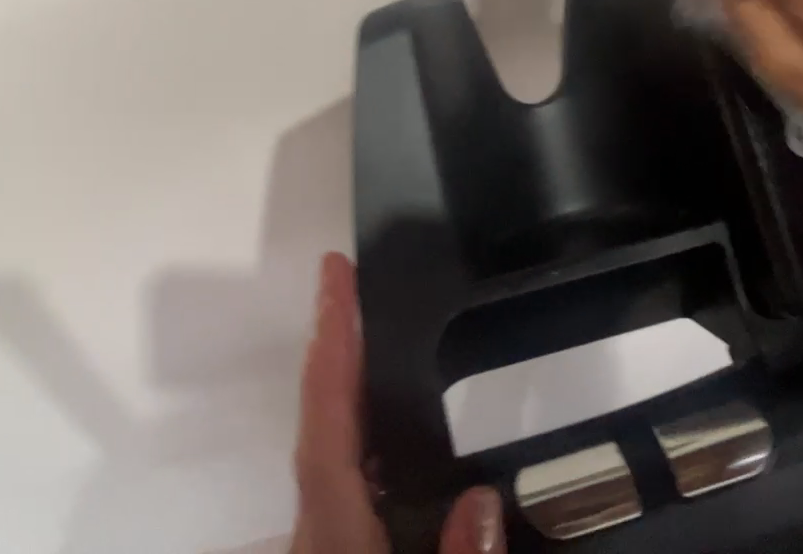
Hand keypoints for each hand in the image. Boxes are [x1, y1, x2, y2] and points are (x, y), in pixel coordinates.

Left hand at [291, 252, 503, 553]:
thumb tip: (482, 499)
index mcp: (334, 532)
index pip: (328, 421)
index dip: (332, 340)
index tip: (335, 276)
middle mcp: (319, 522)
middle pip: (323, 414)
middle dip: (335, 339)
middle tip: (352, 276)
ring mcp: (324, 531)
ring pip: (330, 435)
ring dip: (346, 372)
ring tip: (369, 317)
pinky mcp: (338, 539)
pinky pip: (345, 460)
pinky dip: (358, 415)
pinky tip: (387, 409)